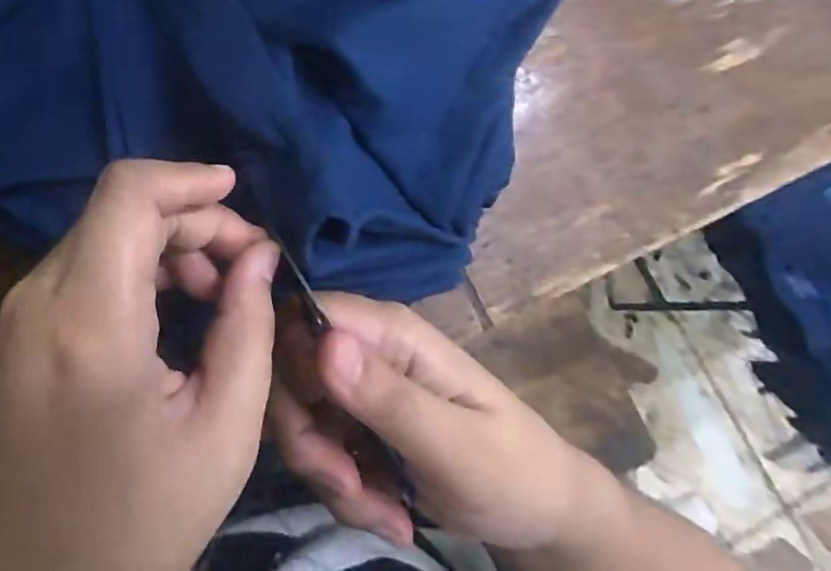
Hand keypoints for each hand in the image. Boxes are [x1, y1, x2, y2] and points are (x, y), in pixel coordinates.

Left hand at [0, 161, 281, 570]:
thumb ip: (247, 328)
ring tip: (217, 288)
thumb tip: (258, 254)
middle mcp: (41, 296)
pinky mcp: (18, 326)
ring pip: (104, 230)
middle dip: (192, 218)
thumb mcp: (220, 434)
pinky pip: (86, 263)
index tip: (238, 192)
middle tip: (246, 262)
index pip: (128, 193)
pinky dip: (137, 264)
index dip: (186, 178)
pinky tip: (174, 305)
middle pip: (121, 207)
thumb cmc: (129, 528)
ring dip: (167, 241)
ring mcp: (20, 309)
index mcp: (89, 320)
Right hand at [266, 293, 613, 551]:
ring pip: (300, 417)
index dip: (290, 364)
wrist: (540, 514)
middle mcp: (365, 348)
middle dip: (307, 438)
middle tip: (348, 488)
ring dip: (329, 476)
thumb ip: (389, 397)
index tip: (316, 425)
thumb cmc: (512, 470)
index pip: (305, 315)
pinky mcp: (354, 422)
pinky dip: (341, 491)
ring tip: (385, 515)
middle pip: (291, 370)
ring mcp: (357, 386)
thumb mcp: (455, 446)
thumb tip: (323, 343)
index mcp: (390, 331)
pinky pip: (319, 450)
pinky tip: (387, 515)